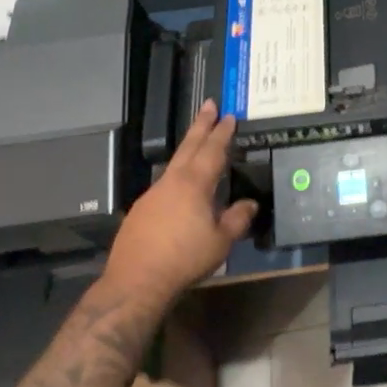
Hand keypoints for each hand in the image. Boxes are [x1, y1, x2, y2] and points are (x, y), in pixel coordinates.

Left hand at [106, 99, 258, 299]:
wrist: (136, 282)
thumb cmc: (184, 259)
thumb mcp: (221, 241)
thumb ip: (237, 219)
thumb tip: (249, 203)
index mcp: (194, 184)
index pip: (212, 150)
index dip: (222, 133)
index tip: (228, 115)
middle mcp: (171, 182)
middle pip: (188, 147)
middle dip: (200, 125)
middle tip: (208, 105)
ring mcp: (152, 195)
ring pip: (174, 165)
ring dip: (188, 150)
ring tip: (198, 143)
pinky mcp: (140, 211)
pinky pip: (164, 185)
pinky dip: (177, 176)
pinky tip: (180, 188)